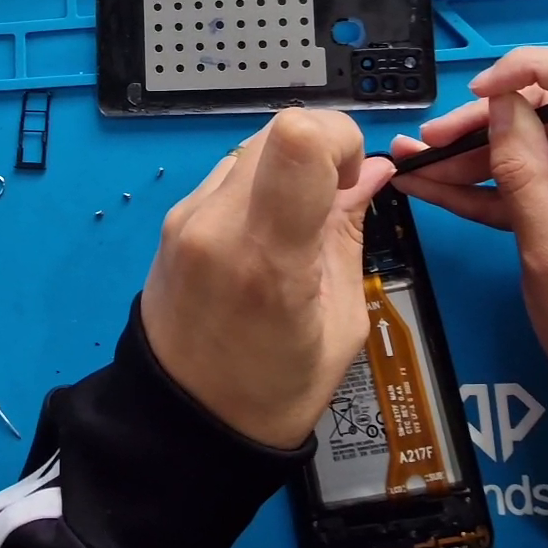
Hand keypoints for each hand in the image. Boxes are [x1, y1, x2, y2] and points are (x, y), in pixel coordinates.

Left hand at [142, 108, 396, 449]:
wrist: (180, 419)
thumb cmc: (273, 389)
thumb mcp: (341, 323)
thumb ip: (350, 231)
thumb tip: (374, 170)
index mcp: (267, 256)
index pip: (297, 139)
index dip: (339, 138)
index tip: (351, 180)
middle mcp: (217, 221)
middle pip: (278, 129)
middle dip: (322, 149)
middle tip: (332, 203)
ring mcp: (187, 213)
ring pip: (253, 143)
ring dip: (288, 166)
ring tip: (296, 224)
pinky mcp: (174, 214)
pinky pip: (229, 170)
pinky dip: (260, 183)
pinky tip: (265, 231)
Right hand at [390, 47, 547, 458]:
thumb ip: (523, 173)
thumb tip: (500, 103)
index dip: (534, 67)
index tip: (479, 90)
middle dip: (483, 120)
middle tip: (426, 142)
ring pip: (529, 142)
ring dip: (470, 153)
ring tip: (413, 162)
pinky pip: (527, 179)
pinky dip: (481, 183)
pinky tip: (430, 182)